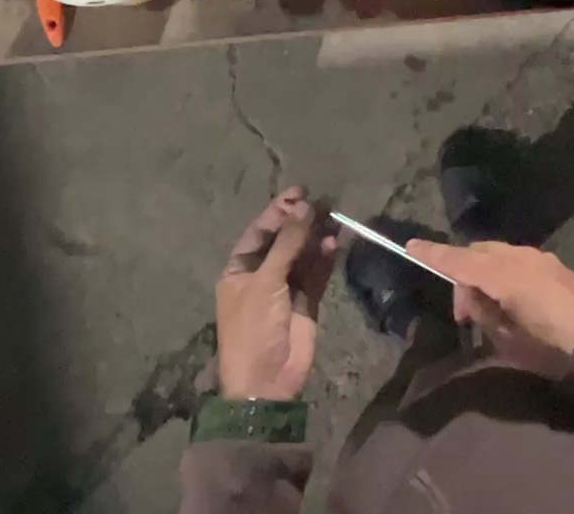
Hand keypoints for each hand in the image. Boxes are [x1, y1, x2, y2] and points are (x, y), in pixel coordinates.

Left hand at [216, 188, 338, 400]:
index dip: (278, 211)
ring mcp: (285, 289)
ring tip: (333, 219)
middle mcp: (262, 275)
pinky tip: (334, 243)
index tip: (299, 192)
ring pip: (303, 255)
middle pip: (284, 240)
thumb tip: (305, 206)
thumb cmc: (253, 328)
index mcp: (239, 270)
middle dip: (301, 222)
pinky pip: (316, 273)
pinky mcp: (306, 302)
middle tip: (322, 203)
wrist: (266, 381)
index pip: (259, 232)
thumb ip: (288, 243)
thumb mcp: (266, 282)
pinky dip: (325, 259)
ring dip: (316, 238)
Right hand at [406, 240, 573, 378]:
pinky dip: (500, 271)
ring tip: (485, 309)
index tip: (410, 246)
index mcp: (505, 276)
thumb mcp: (507, 339)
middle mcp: (519, 257)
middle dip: (461, 273)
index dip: (434, 255)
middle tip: (464, 314)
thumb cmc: (551, 347)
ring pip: (495, 254)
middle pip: (476, 253)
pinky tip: (507, 298)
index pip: (460, 261)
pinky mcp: (549, 262)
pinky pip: (513, 258)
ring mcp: (536, 256)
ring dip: (481, 272)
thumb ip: (483, 312)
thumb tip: (471, 296)